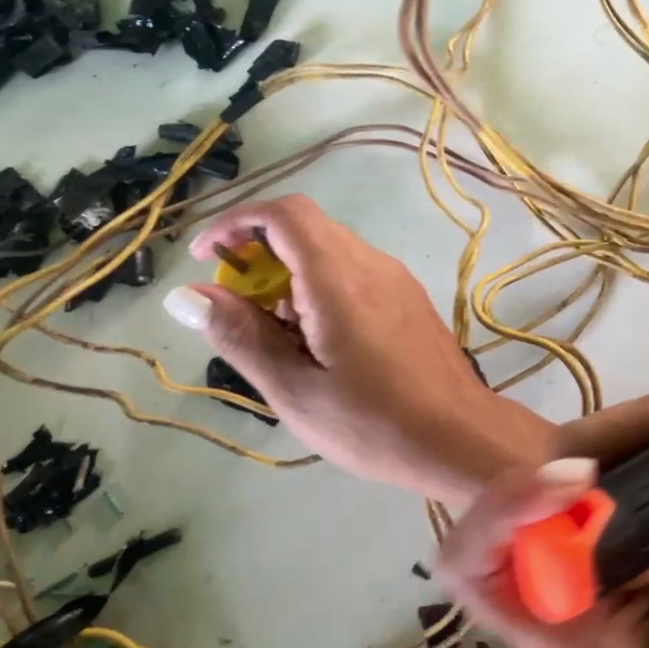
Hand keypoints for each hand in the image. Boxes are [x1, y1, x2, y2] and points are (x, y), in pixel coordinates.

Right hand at [162, 193, 550, 507]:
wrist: (458, 434)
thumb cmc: (371, 420)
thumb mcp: (292, 387)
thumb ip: (240, 335)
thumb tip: (190, 293)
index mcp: (342, 278)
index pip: (288, 213)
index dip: (237, 222)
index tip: (203, 260)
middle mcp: (375, 266)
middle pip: (309, 230)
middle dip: (258, 256)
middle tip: (234, 314)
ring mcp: (399, 281)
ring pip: (332, 254)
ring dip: (289, 279)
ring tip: (276, 342)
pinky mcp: (409, 301)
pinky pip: (356, 276)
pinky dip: (320, 292)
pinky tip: (316, 346)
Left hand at [439, 390, 648, 647]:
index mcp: (537, 612)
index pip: (477, 557)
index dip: (513, 503)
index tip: (585, 478)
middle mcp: (535, 556)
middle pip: (543, 468)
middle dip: (630, 426)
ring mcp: (563, 522)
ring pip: (586, 445)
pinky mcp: (594, 502)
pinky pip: (615, 450)